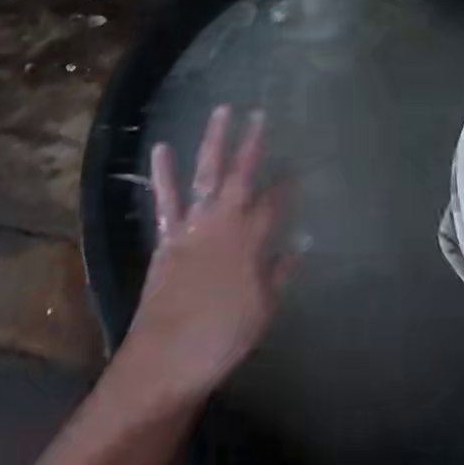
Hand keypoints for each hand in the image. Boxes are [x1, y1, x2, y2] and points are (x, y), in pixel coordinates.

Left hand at [121, 105, 291, 403]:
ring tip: (221, 111)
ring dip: (213, 141)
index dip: (287, 184)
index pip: (274, 203)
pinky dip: (163, 172)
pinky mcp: (167, 233)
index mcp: (250, 242)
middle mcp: (222, 223)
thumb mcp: (263, 310)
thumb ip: (280, 272)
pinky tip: (162, 147)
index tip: (297, 164)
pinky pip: (165, 198)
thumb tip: (301, 243)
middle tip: (259, 114)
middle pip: (241, 176)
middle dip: (252, 144)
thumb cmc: (223, 337)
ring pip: (206, 173)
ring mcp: (192, 224)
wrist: (170, 354)